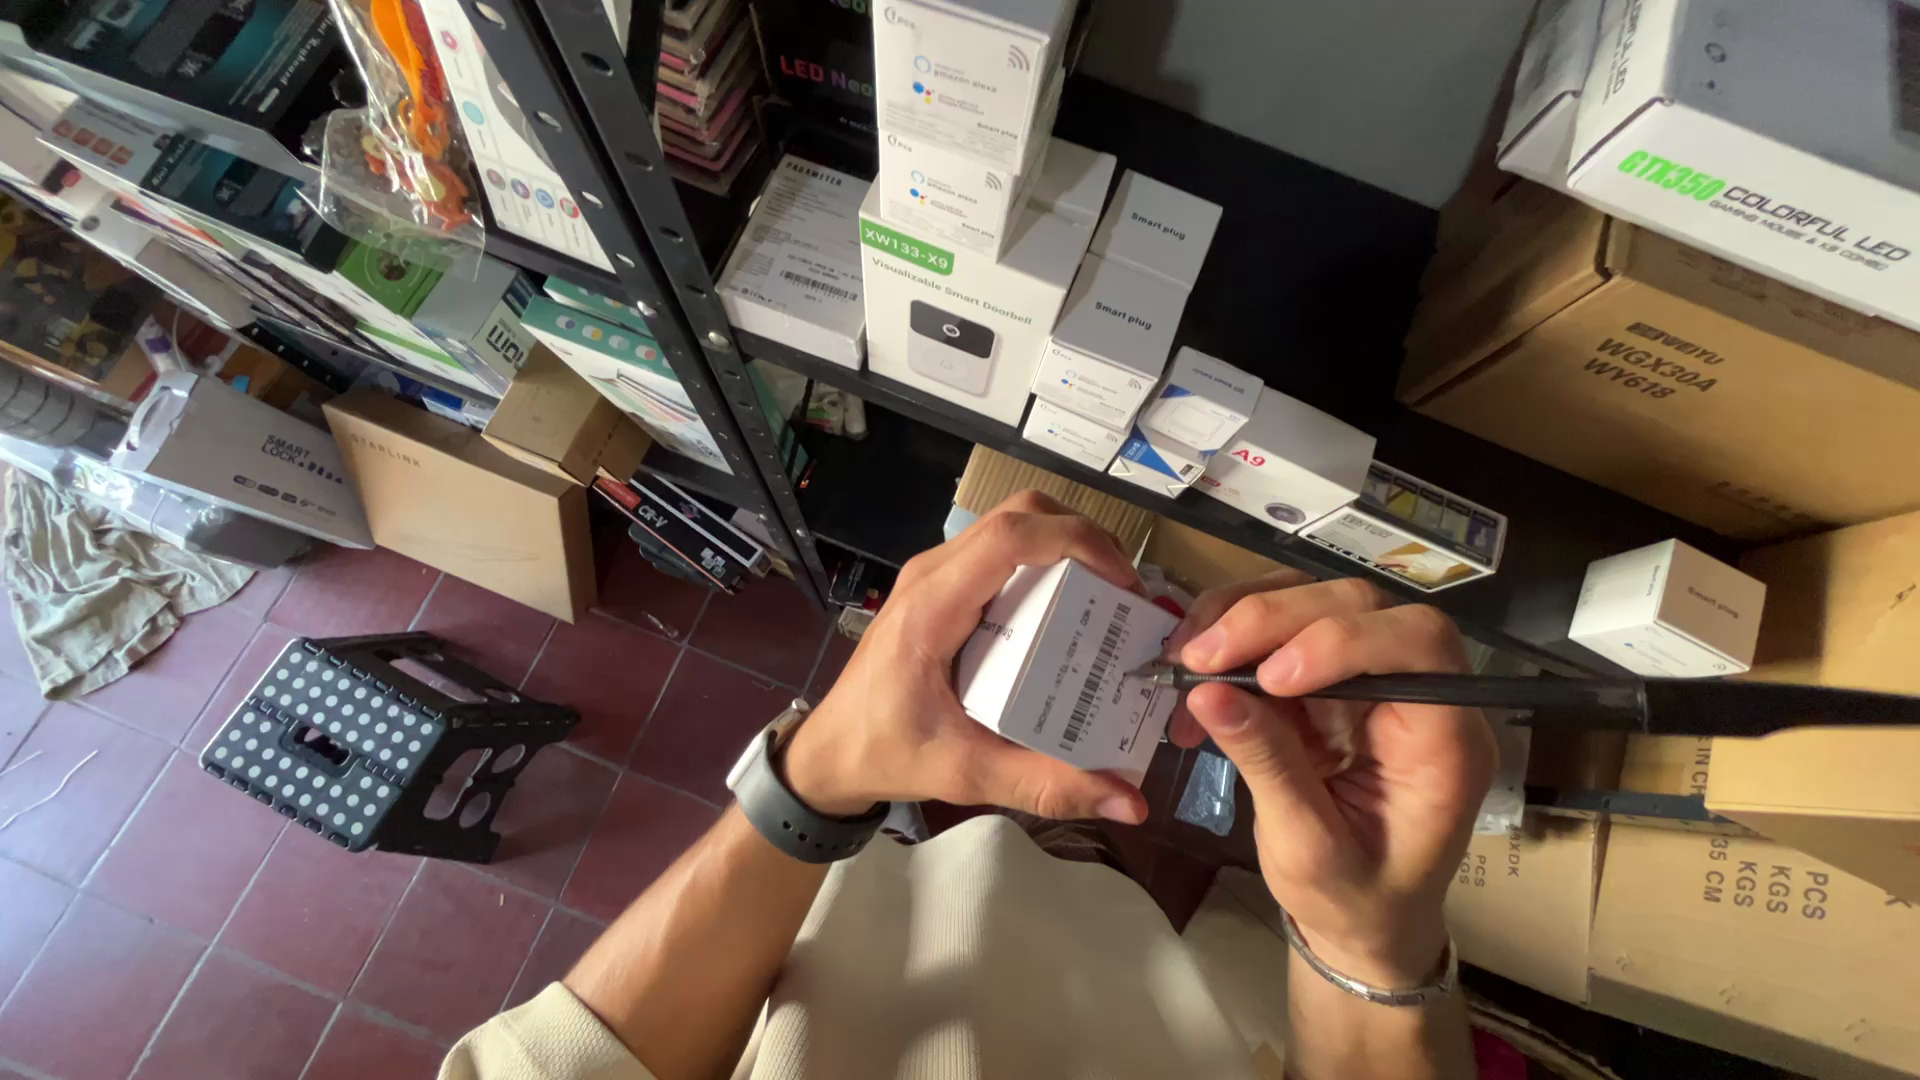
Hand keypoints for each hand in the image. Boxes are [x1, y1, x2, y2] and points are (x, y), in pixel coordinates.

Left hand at [782, 490, 1150, 824]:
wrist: (830, 749)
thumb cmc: (886, 752)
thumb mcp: (964, 773)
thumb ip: (1044, 784)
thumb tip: (1130, 803)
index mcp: (932, 606)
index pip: (1007, 538)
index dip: (1074, 541)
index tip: (1122, 581)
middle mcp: (931, 575)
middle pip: (1015, 516)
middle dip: (1079, 536)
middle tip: (1123, 588)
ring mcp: (932, 575)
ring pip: (1007, 525)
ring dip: (1062, 544)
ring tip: (1105, 593)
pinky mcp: (938, 586)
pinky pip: (997, 551)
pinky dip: (1040, 560)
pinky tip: (1065, 606)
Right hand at [1170, 577, 1495, 987]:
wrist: (1359, 913)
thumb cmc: (1353, 895)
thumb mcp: (1308, 847)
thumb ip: (1267, 765)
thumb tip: (1205, 693)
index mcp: (1440, 738)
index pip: (1419, 644)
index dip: (1344, 640)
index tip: (1272, 679)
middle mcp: (1409, 687)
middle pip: (1355, 605)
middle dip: (1270, 620)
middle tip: (1199, 659)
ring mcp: (1361, 671)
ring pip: (1309, 597)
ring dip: (1238, 617)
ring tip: (1185, 659)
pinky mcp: (1318, 671)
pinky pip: (1274, 623)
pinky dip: (1226, 633)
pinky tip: (1191, 664)